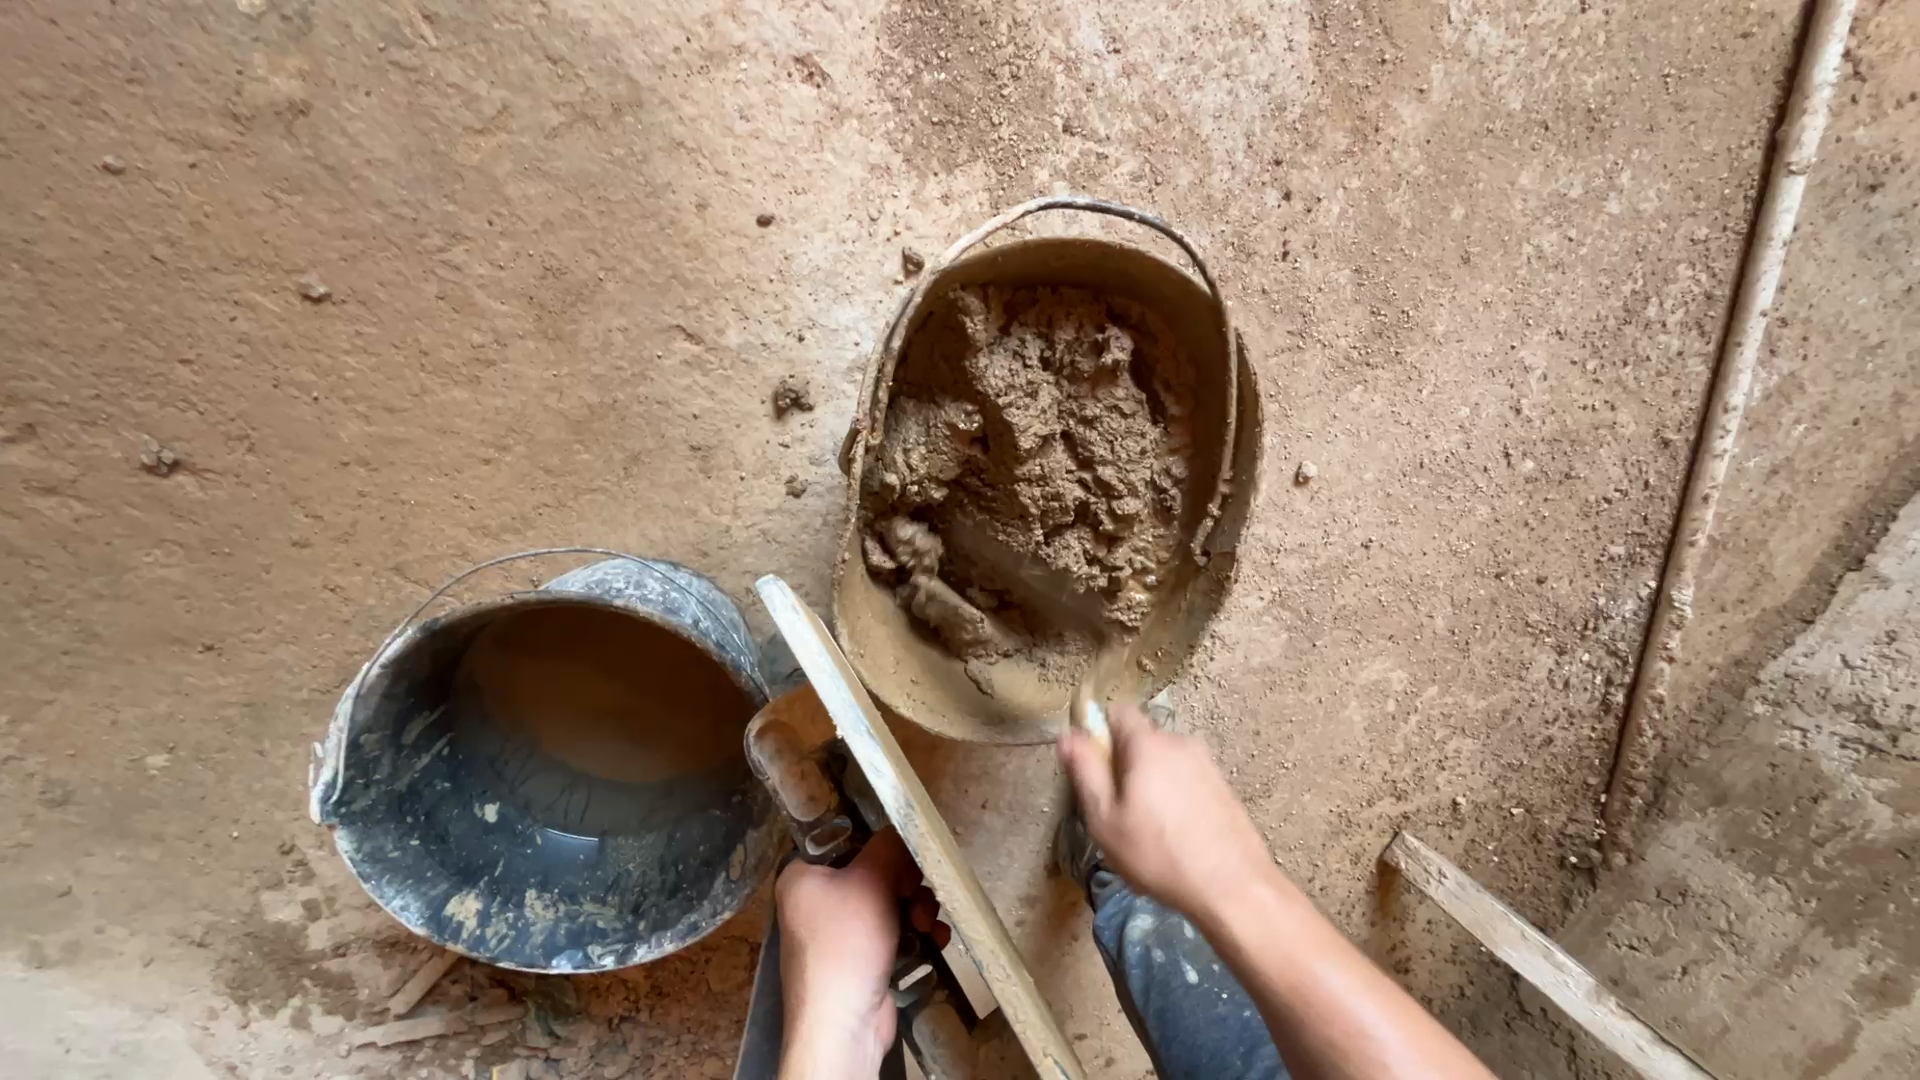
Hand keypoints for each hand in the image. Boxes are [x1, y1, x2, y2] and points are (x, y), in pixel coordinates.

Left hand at [775, 828, 945, 1079]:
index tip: (905, 854)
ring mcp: (841, 932)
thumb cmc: (846, 945)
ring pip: (891, 900)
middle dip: (907, 882)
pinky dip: (917, 932)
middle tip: (916, 893)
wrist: (843, 1028)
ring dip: (918, 907)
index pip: (848, 839)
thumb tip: (903, 828)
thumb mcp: (870, 880)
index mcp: (804, 875)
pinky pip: (895, 930)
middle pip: (876, 870)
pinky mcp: (864, 957)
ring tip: (926, 924)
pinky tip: (935, 939)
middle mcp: (818, 899)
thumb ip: (889, 846)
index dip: (880, 843)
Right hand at [1057, 703, 1274, 924]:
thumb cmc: (1158, 854)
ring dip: (1150, 780)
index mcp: (1147, 744)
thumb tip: (1067, 736)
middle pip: (1141, 737)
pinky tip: (1175, 833)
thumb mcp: (1105, 819)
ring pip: (1164, 759)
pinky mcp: (1223, 786)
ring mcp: (1206, 763)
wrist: (1234, 888)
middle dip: (1125, 762)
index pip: (1117, 711)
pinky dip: (1174, 794)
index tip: (1095, 768)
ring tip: (1148, 826)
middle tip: (1118, 807)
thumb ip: (1084, 771)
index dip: (1100, 733)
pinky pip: (1186, 777)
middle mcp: (1179, 742)